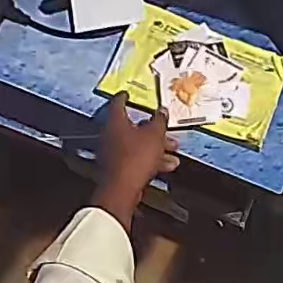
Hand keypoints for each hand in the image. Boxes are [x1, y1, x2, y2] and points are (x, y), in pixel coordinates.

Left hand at [91, 92, 178, 228]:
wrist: (122, 188)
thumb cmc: (134, 159)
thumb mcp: (154, 135)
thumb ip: (159, 121)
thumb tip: (162, 112)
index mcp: (116, 122)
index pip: (118, 103)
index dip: (124, 97)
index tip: (127, 94)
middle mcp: (110, 135)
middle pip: (133, 127)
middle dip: (152, 130)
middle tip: (164, 130)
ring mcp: (112, 153)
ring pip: (136, 145)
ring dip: (155, 147)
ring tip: (172, 152)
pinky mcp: (117, 168)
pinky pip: (136, 159)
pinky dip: (150, 160)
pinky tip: (165, 165)